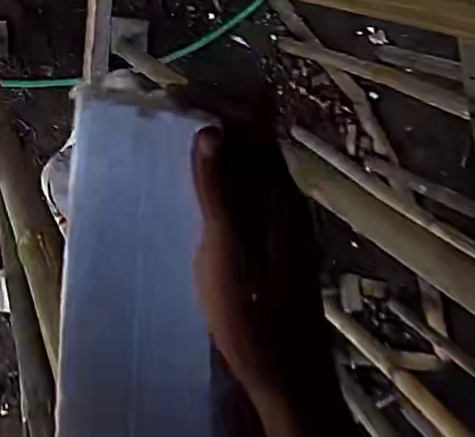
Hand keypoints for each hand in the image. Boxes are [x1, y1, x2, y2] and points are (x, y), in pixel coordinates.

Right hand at [193, 129, 307, 436]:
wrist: (289, 383)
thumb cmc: (252, 313)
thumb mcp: (224, 249)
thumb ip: (215, 189)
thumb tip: (209, 129)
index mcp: (279, 198)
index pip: (261, 132)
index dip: (237, 106)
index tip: (200, 90)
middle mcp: (289, 205)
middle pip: (260, 149)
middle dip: (227, 125)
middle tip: (184, 111)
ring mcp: (288, 229)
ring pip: (258, 173)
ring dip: (228, 154)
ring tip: (189, 145)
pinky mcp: (280, 249)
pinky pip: (256, 197)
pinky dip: (232, 182)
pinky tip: (209, 195)